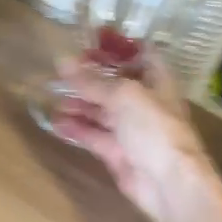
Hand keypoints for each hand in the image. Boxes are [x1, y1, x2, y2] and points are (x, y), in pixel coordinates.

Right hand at [49, 55, 212, 220]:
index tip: (90, 40)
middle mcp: (145, 102)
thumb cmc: (154, 128)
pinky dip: (77, 129)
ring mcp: (131, 130)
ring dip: (79, 104)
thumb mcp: (123, 96)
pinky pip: (94, 136)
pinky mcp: (118, 153)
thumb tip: (63, 61)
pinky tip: (56, 123)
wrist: (168, 182)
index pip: (140, 54)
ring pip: (102, 111)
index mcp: (157, 81)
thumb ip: (93, 81)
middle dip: (90, 77)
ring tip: (53, 98)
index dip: (118, 45)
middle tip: (60, 73)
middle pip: (115, 84)